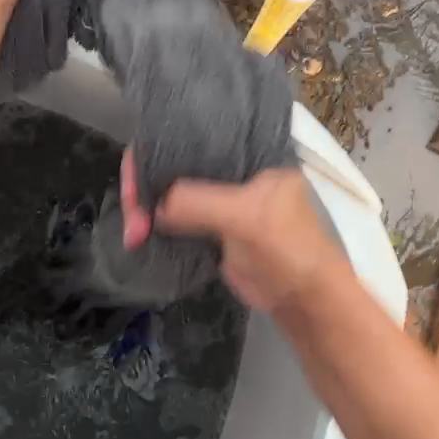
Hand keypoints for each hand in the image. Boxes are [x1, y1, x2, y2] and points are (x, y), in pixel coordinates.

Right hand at [120, 152, 341, 314]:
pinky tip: (138, 238)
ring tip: (134, 237)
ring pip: (164, 189)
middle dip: (143, 188)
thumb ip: (198, 202)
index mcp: (245, 149)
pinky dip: (151, 225)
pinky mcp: (207, 224)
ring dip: (143, 210)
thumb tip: (152, 207)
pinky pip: (169, 215)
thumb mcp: (246, 217)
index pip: (188, 135)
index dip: (154, 152)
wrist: (304, 302)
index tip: (136, 182)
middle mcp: (227, 165)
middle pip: (169, 162)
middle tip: (133, 223)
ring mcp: (216, 195)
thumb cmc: (287, 248)